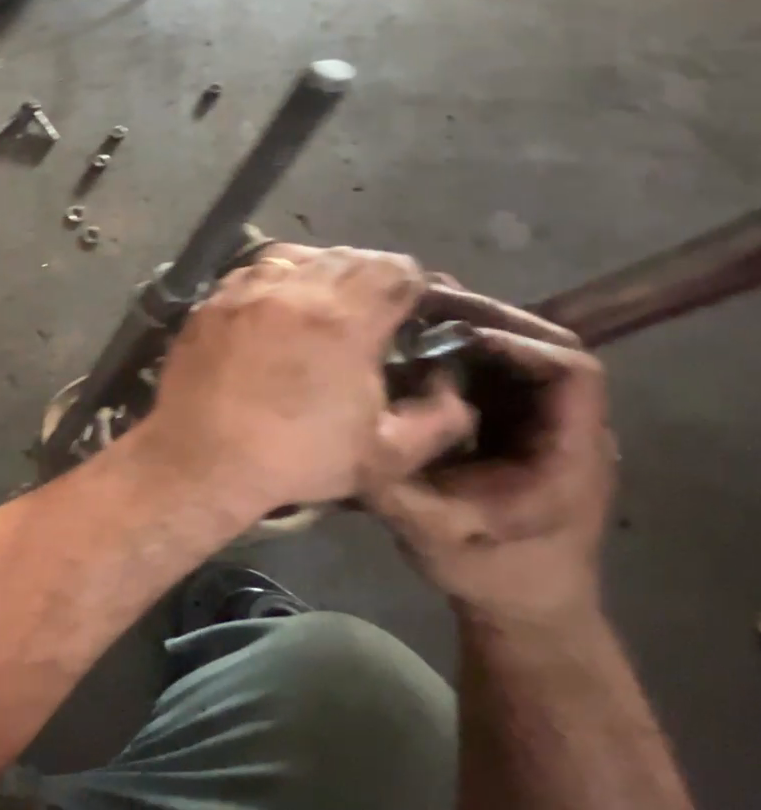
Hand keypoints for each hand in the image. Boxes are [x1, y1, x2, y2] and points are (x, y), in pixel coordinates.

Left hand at [134, 247, 476, 515]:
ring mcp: (241, 294)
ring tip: (322, 303)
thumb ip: (439, 416)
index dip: (412, 286)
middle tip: (370, 309)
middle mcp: (291, 292)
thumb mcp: (388, 453)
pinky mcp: (206, 305)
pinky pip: (247, 273)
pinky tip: (273, 308)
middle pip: (344, 257)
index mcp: (344, 320)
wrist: (201, 458)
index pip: (395, 270)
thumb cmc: (296, 458)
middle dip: (368, 276)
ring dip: (317, 271)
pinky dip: (270, 281)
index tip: (409, 311)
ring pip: (292, 257)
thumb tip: (448, 382)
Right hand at [365, 288, 614, 629]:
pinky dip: (459, 353)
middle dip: (485, 319)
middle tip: (417, 306)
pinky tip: (412, 351)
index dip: (513, 340)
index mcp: (569, 451)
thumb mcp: (427, 529)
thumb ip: (390, 476)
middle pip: (547, 347)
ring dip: (469, 330)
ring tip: (408, 319)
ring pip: (521, 354)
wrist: (524, 607)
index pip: (570, 371)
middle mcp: (569, 427)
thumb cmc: (488, 572)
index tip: (445, 331)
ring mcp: (546, 425)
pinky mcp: (520, 426)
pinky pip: (497, 372)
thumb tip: (343, 420)